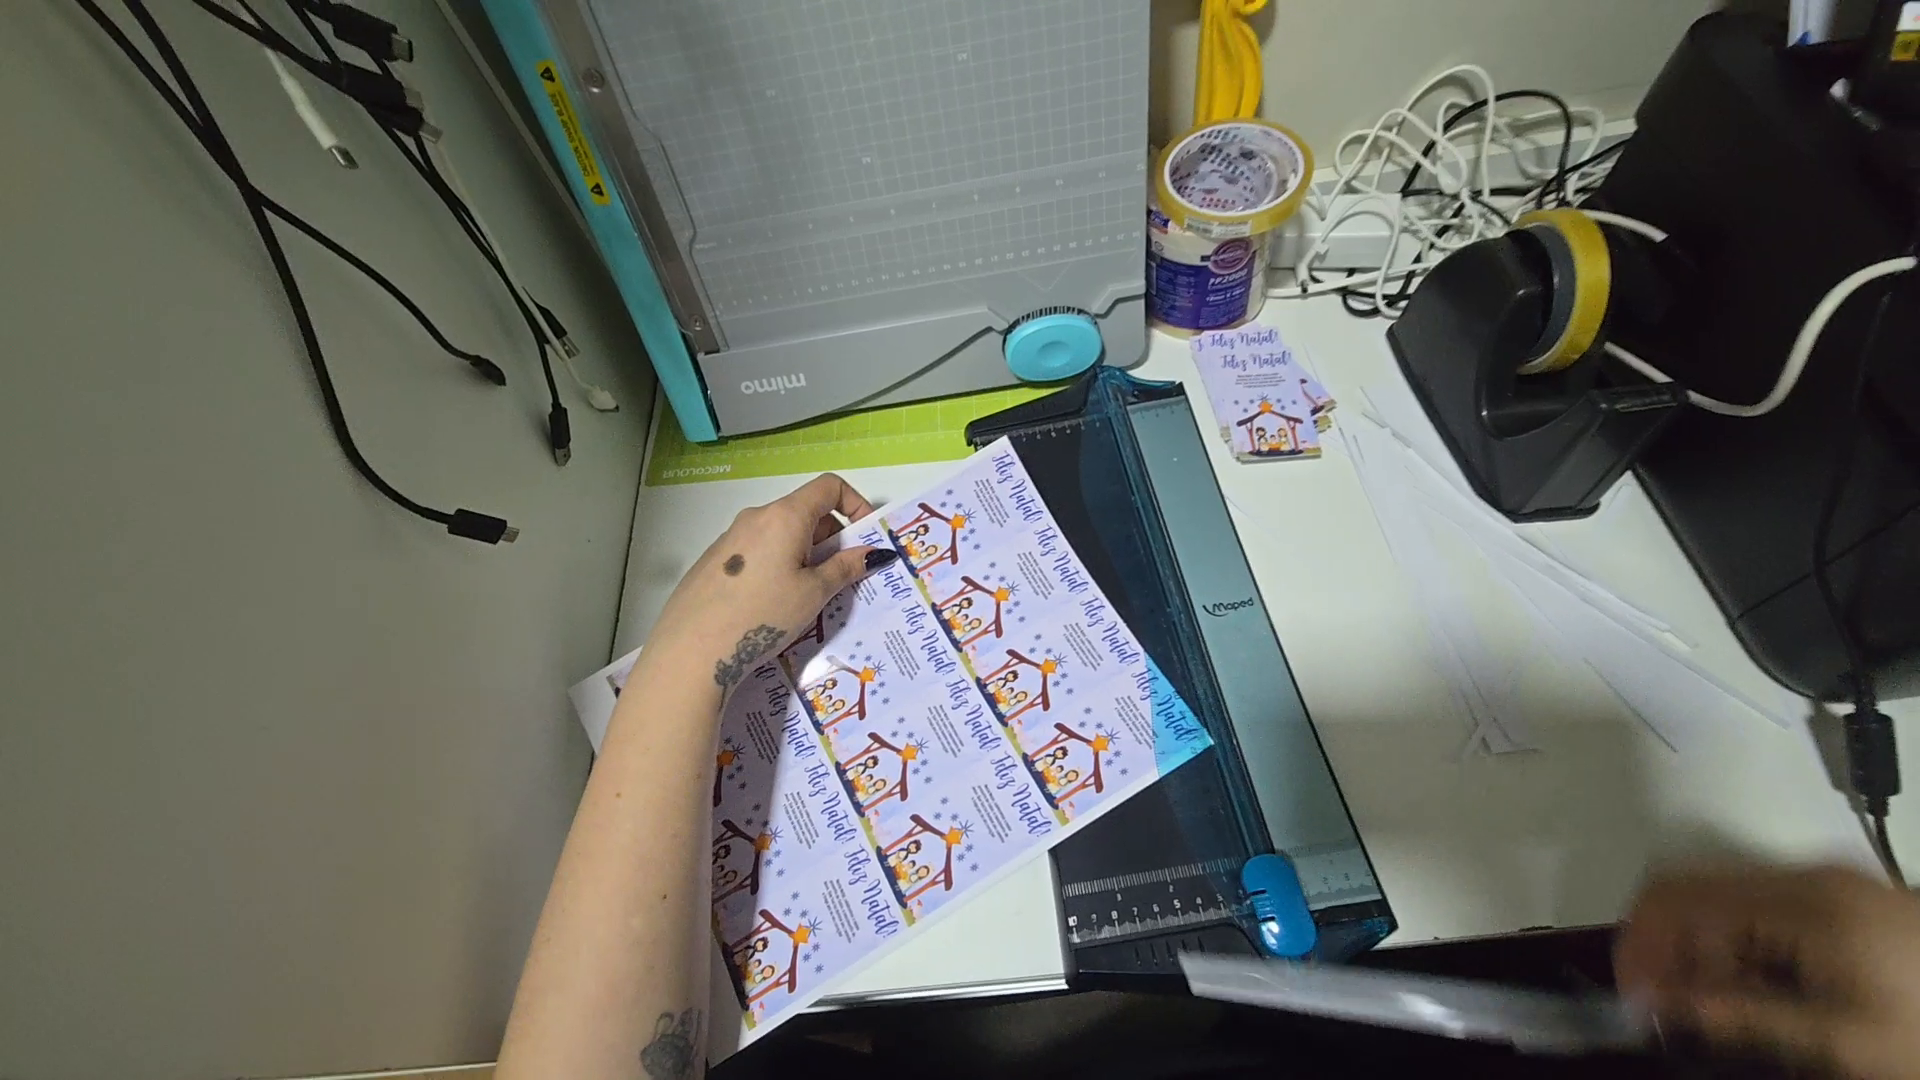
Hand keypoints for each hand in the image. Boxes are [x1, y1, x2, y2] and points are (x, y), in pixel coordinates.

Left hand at [647, 473, 892, 695]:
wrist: (692, 649)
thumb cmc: (763, 615)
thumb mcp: (813, 593)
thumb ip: (845, 568)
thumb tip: (875, 553)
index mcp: (785, 516)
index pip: (829, 487)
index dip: (856, 504)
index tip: (866, 538)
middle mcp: (757, 517)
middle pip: (806, 512)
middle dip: (833, 538)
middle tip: (843, 577)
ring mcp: (731, 538)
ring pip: (782, 534)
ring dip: (806, 554)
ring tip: (809, 597)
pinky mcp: (716, 561)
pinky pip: (760, 551)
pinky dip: (780, 564)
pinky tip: (773, 604)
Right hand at [1615, 864, 1919, 1079]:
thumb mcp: (1849, 1042)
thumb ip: (1743, 1014)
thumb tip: (1657, 1002)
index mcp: (1799, 902)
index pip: (1675, 899)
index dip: (1640, 941)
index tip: (1632, 991)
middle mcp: (1802, 876)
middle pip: (1693, 892)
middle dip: (1667, 946)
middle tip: (1665, 1003)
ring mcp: (1825, 881)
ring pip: (1722, 897)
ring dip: (1702, 946)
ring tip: (1712, 1002)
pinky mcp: (1843, 894)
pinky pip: (1759, 904)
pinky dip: (1738, 941)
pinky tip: (1754, 983)